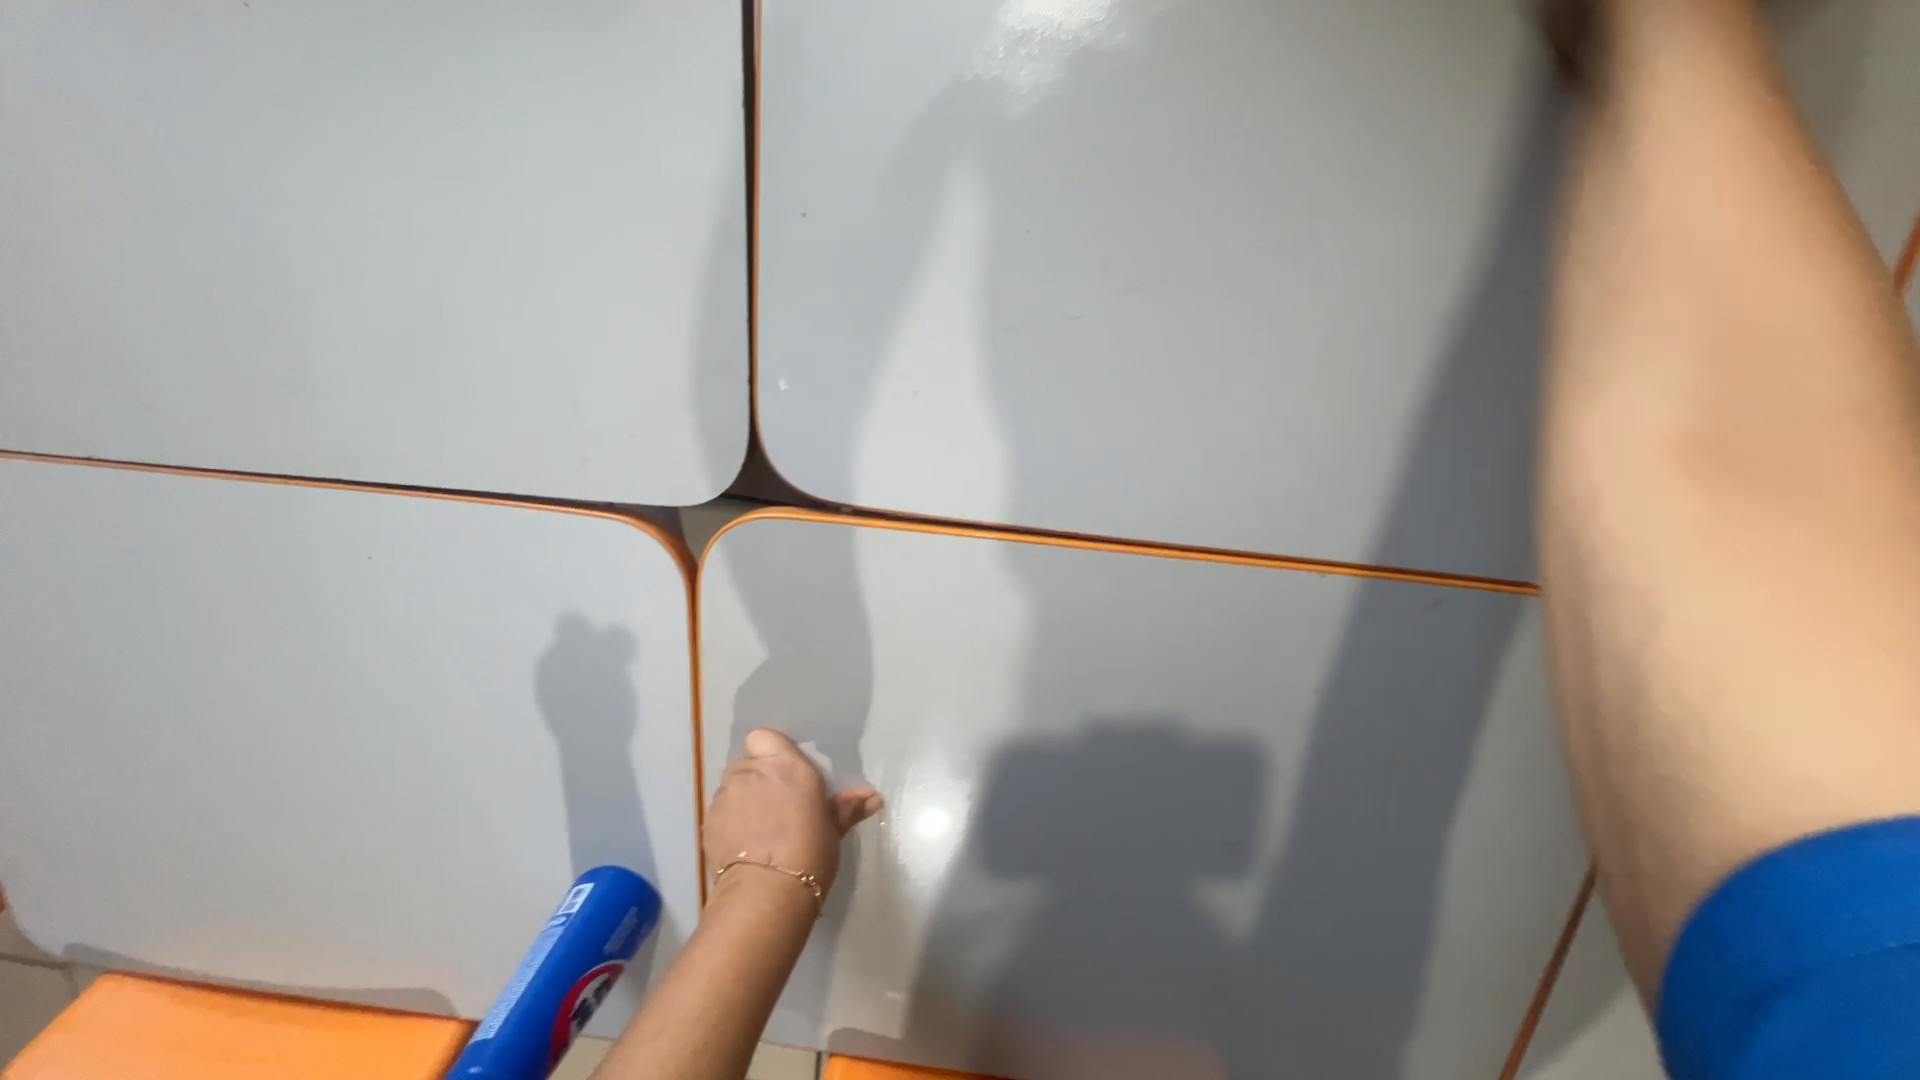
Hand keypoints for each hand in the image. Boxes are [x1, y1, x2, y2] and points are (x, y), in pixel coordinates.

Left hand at [704, 730, 881, 902]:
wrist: (766, 892)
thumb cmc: (809, 853)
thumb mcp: (833, 830)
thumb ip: (846, 808)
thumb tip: (873, 798)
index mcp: (787, 766)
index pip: (763, 738)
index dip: (769, 753)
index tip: (781, 775)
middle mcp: (752, 772)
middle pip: (746, 765)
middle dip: (755, 780)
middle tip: (773, 806)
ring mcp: (726, 796)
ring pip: (730, 788)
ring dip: (740, 801)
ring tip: (756, 830)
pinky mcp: (708, 822)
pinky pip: (718, 813)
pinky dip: (728, 823)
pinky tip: (742, 846)